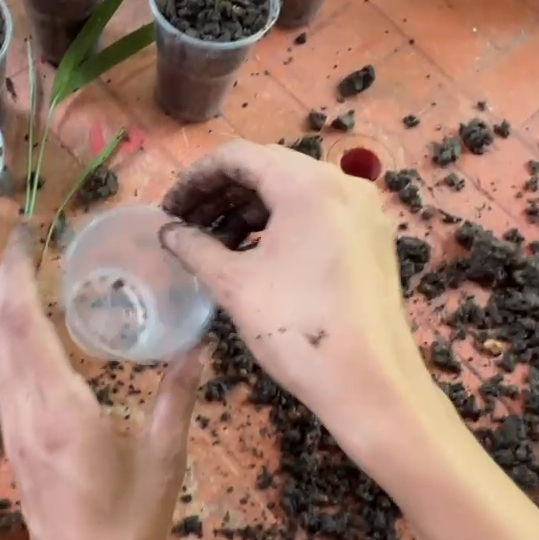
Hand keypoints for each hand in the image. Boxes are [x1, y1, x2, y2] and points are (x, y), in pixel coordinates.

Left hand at [0, 227, 204, 539]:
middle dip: (3, 279)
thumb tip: (198, 344)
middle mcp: (26, 411)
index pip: (26, 326)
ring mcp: (13, 427)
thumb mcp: (164, 463)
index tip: (26, 236)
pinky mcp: (13, 440)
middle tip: (21, 239)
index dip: (19, 276)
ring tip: (17, 268)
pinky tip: (20, 324)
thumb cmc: (127, 531)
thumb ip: (177, 398)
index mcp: (61, 411)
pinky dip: (3, 334)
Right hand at [159, 141, 434, 470]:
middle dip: (219, 194)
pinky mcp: (371, 238)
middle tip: (184, 226)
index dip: (195, 178)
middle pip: (267, 169)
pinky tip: (251, 255)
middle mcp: (342, 184)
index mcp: (308, 184)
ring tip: (213, 245)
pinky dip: (278, 225)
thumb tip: (167, 232)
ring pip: (291, 192)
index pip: (238, 155)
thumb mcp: (234, 285)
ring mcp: (363, 211)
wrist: (370, 384)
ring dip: (247, 211)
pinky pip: (315, 214)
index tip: (168, 208)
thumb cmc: (296, 328)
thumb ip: (194, 248)